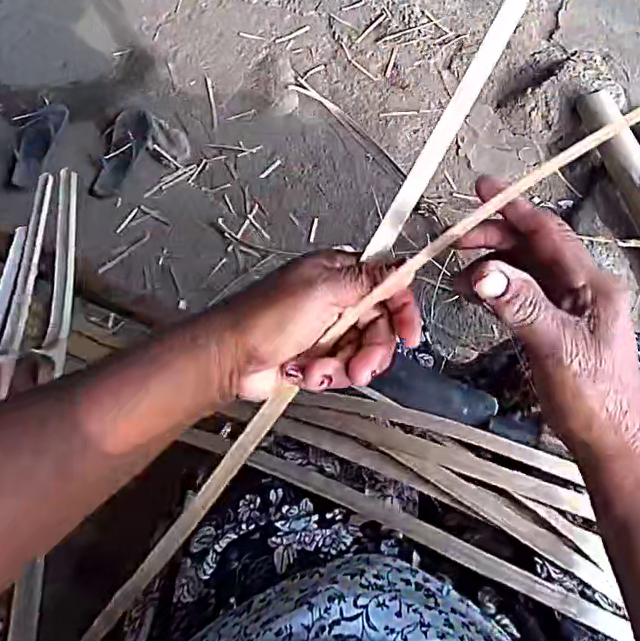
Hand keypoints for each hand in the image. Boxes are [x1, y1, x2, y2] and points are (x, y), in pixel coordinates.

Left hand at [195, 251, 420, 399]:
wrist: (229, 358)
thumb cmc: (264, 317)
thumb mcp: (324, 292)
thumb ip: (368, 280)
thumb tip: (402, 265)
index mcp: (339, 273)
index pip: (387, 286)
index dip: (402, 310)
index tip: (410, 334)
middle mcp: (336, 298)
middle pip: (379, 326)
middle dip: (371, 350)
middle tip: (360, 366)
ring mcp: (326, 328)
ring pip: (362, 352)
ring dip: (344, 366)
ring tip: (320, 368)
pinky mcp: (317, 355)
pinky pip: (341, 369)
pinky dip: (326, 375)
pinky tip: (304, 371)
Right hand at [457, 177, 639, 460]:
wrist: (615, 446)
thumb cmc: (598, 401)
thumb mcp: (556, 348)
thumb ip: (521, 306)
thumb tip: (486, 271)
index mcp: (592, 286)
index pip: (549, 233)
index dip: (515, 208)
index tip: (485, 190)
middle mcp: (583, 290)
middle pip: (535, 247)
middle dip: (496, 236)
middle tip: (460, 238)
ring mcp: (571, 308)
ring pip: (527, 269)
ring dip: (494, 264)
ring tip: (460, 271)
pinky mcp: (559, 326)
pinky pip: (524, 293)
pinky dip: (499, 288)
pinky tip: (479, 294)